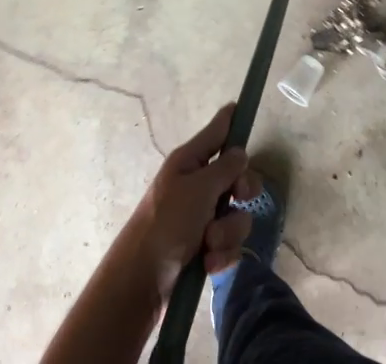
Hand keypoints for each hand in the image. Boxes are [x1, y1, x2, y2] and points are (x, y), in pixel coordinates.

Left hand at [129, 104, 261, 293]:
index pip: (215, 133)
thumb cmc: (167, 223)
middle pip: (237, 177)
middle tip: (238, 198)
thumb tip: (240, 151)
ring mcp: (201, 217)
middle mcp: (197, 185)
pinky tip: (208, 264)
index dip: (229, 121)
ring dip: (227, 233)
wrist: (143, 278)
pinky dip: (221, 255)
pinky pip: (229, 244)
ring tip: (209, 244)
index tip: (241, 107)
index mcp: (189, 162)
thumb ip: (225, 168)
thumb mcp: (198, 189)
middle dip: (242, 193)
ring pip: (237, 216)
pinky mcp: (205, 247)